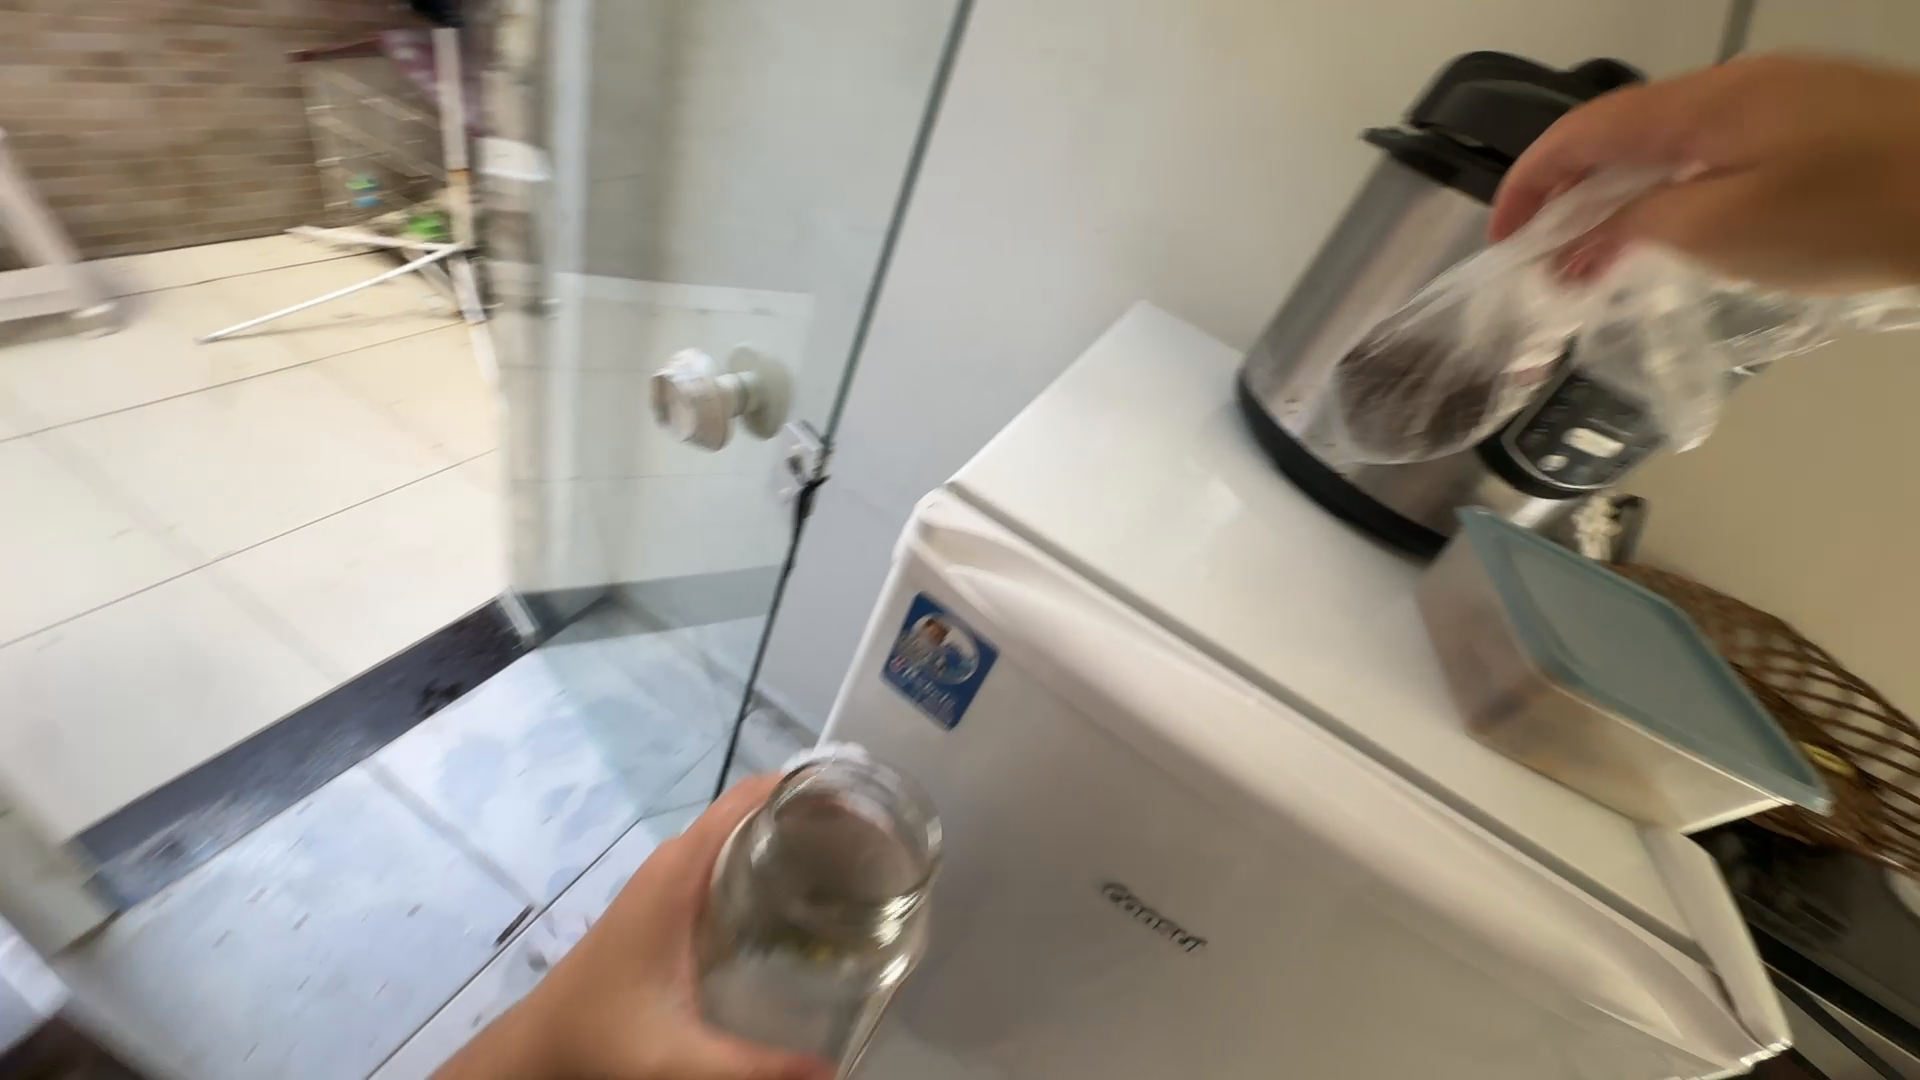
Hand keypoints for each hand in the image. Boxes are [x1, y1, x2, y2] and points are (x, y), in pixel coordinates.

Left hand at [433, 775, 834, 1079]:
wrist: (535, 1050)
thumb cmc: (602, 1037)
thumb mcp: (677, 1059)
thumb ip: (754, 1068)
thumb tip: (834, 1072)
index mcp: (683, 867)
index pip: (752, 795)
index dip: (806, 787)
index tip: (859, 807)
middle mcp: (680, 856)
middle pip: (757, 805)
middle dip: (813, 810)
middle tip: (870, 841)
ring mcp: (674, 873)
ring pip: (744, 827)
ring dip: (793, 829)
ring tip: (850, 860)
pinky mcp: (672, 894)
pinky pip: (731, 852)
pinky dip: (769, 852)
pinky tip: (801, 894)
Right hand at [1489, 53, 1919, 291]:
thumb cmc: (1850, 213)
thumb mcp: (1716, 229)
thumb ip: (1629, 227)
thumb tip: (1577, 246)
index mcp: (1704, 104)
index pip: (1578, 133)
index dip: (1526, 185)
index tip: (1503, 241)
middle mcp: (1732, 89)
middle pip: (1612, 134)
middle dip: (1559, 194)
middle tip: (1538, 255)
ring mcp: (1774, 102)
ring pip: (1653, 145)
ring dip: (1604, 198)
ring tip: (1584, 256)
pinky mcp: (1804, 125)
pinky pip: (1697, 154)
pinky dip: (1651, 194)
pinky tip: (1649, 232)